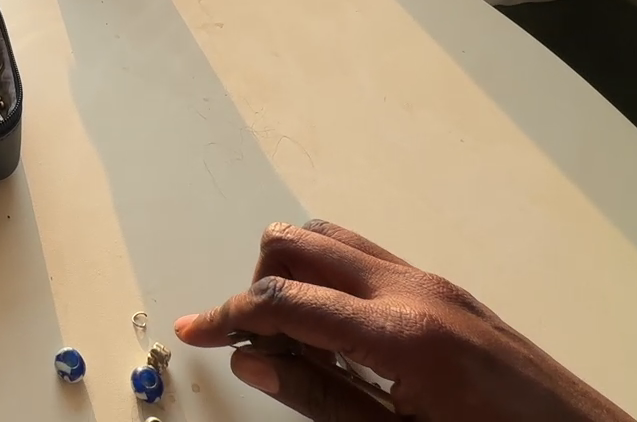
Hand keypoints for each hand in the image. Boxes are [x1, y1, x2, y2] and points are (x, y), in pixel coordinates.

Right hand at [174, 220, 634, 421]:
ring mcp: (429, 281)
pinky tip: (338, 327)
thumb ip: (321, 400)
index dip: (227, 315)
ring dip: (290, 273)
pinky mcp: (443, 287)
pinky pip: (359, 254)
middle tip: (262, 343)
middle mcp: (410, 290)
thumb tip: (249, 360)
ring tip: (298, 334)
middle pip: (293, 245)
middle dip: (258, 285)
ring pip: (323, 237)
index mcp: (403, 338)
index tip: (193, 330)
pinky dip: (325, 274)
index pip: (283, 302)